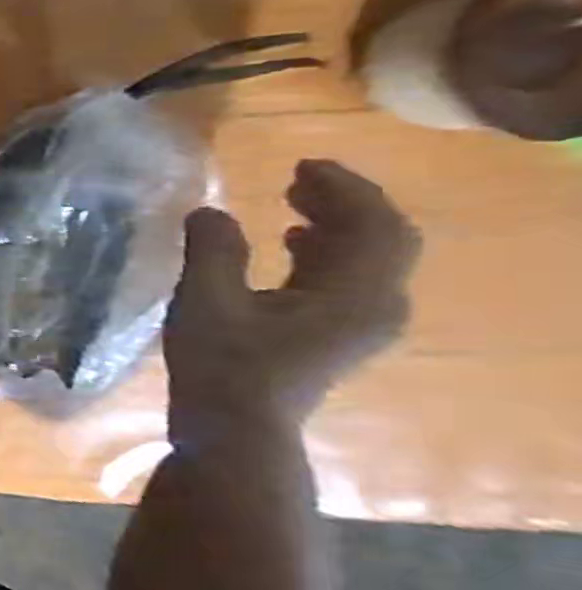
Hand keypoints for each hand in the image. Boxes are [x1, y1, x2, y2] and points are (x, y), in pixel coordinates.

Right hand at [163, 160, 420, 449]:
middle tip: (297, 176)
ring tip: (291, 199)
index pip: (377, 226)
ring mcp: (357, 324)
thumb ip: (213, 249)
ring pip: (365, 259)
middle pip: (381, 240)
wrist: (235, 425)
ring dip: (335, 224)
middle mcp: (373, 306)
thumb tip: (210, 211)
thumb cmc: (223, 361)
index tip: (302, 164)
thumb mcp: (207, 298)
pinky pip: (347, 278)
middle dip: (344, 202)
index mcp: (354, 295)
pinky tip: (288, 243)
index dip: (346, 189)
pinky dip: (325, 251)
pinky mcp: (334, 334)